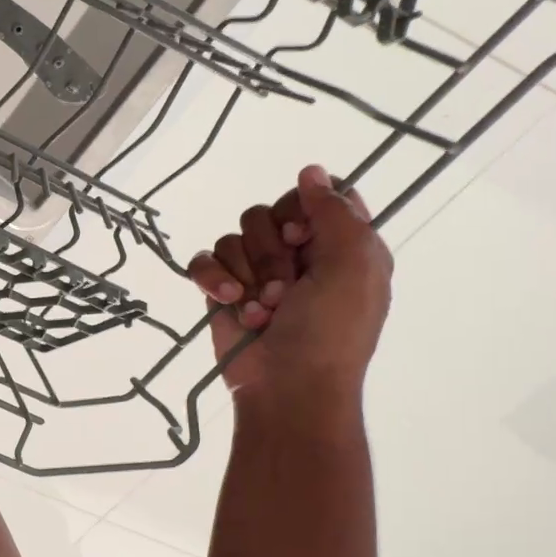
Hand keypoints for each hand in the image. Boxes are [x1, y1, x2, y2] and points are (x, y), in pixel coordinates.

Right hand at [187, 166, 392, 410]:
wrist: (286, 385)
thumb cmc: (330, 331)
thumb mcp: (352, 268)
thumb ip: (334, 214)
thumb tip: (310, 171)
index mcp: (341, 246)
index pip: (315, 196)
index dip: (303, 209)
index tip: (302, 237)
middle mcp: (298, 253)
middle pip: (267, 213)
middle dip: (270, 252)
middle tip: (286, 286)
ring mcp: (257, 271)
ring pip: (233, 238)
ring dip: (246, 275)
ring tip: (261, 308)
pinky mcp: (221, 287)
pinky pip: (203, 260)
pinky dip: (212, 279)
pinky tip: (227, 301)